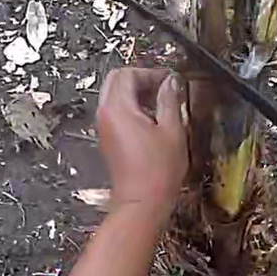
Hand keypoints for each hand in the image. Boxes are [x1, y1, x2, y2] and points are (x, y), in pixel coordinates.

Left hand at [96, 67, 186, 220]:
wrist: (142, 203)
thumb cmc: (158, 171)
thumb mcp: (172, 130)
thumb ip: (170, 100)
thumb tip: (171, 82)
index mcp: (117, 108)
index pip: (127, 74)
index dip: (150, 73)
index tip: (169, 81)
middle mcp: (105, 115)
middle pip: (116, 81)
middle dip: (140, 80)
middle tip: (163, 89)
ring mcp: (104, 128)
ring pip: (114, 96)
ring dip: (136, 94)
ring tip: (160, 105)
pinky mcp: (108, 139)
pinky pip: (115, 112)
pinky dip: (131, 108)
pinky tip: (152, 121)